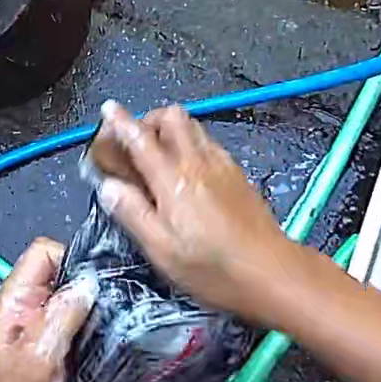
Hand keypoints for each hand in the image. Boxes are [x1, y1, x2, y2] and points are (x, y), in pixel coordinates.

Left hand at [0, 238, 94, 381]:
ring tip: (92, 330)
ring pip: (65, 293)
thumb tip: (88, 283)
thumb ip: (63, 315)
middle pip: (58, 269)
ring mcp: (30, 319)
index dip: (70, 260)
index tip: (89, 287)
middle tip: (95, 312)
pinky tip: (85, 343)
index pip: (44, 251)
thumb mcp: (39, 356)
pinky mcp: (40, 336)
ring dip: (82, 307)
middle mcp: (21, 302)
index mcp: (13, 297)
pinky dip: (80, 324)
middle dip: (81, 286)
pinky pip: (66, 316)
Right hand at [92, 101, 331, 326]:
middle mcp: (198, 163)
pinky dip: (191, 144)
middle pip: (172, 117)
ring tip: (159, 153)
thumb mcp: (161, 249)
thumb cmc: (213, 268)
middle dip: (149, 118)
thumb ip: (132, 213)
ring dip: (171, 129)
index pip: (141, 138)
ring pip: (193, 126)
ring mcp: (222, 165)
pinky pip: (209, 143)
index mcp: (173, 180)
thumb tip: (108, 187)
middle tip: (135, 140)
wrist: (272, 272)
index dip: (121, 121)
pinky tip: (188, 170)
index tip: (109, 109)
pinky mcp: (238, 174)